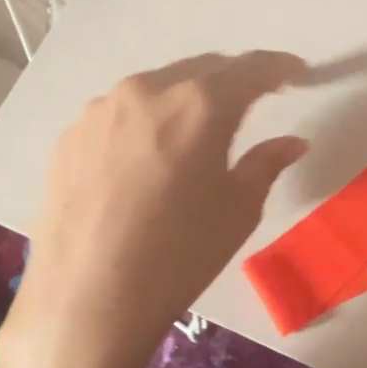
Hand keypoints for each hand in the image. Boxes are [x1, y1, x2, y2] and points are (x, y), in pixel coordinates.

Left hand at [3, 52, 308, 367]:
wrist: (87, 300)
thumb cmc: (180, 254)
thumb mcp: (239, 210)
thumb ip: (266, 163)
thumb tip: (291, 141)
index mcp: (200, 104)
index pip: (250, 69)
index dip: (279, 66)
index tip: (297, 72)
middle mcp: (148, 91)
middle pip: (201, 70)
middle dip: (231, 81)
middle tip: (253, 102)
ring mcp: (101, 111)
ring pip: (156, 89)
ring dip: (185, 99)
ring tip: (197, 132)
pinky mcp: (70, 138)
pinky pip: (121, 115)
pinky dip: (147, 123)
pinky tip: (149, 160)